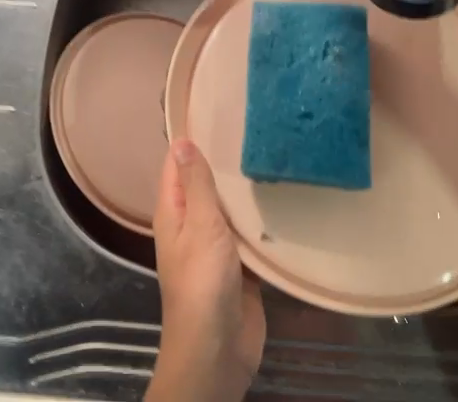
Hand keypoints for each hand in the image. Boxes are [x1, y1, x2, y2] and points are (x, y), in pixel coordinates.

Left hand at [146, 140, 264, 401]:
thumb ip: (195, 185)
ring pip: (230, 208)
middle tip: (256, 128)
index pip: (177, 164)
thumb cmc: (202, 282)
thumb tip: (182, 140)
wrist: (218, 349)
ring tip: (275, 155)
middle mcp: (192, 224)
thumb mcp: (200, 225)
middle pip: (206, 184)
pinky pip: (250, 233)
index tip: (216, 108)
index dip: (191, 138)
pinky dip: (261, 219)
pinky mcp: (241, 266)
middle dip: (226, 161)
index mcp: (173, 212)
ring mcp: (217, 246)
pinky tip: (284, 199)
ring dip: (246, 190)